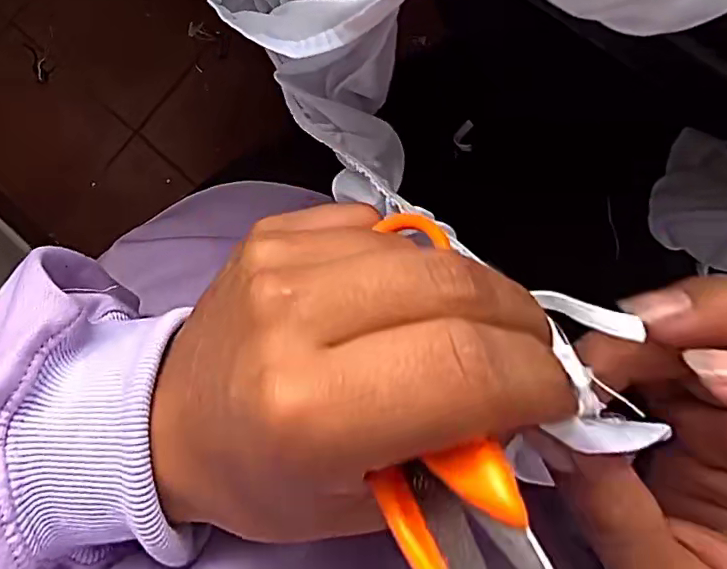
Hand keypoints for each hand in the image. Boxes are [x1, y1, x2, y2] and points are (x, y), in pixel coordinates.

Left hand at [148, 202, 576, 541]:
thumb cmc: (263, 473)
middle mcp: (295, 315)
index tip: (555, 394)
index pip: (460, 366)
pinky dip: (415, 261)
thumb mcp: (359, 502)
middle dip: (518, 320)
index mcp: (310, 407)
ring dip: (475, 286)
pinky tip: (407, 292)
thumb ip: (450, 454)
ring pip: (425, 249)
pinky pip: (381, 225)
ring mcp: (284, 256)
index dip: (531, 377)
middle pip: (452, 288)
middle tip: (533, 349)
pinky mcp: (280, 225)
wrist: (170, 411)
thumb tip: (521, 406)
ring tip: (480, 320)